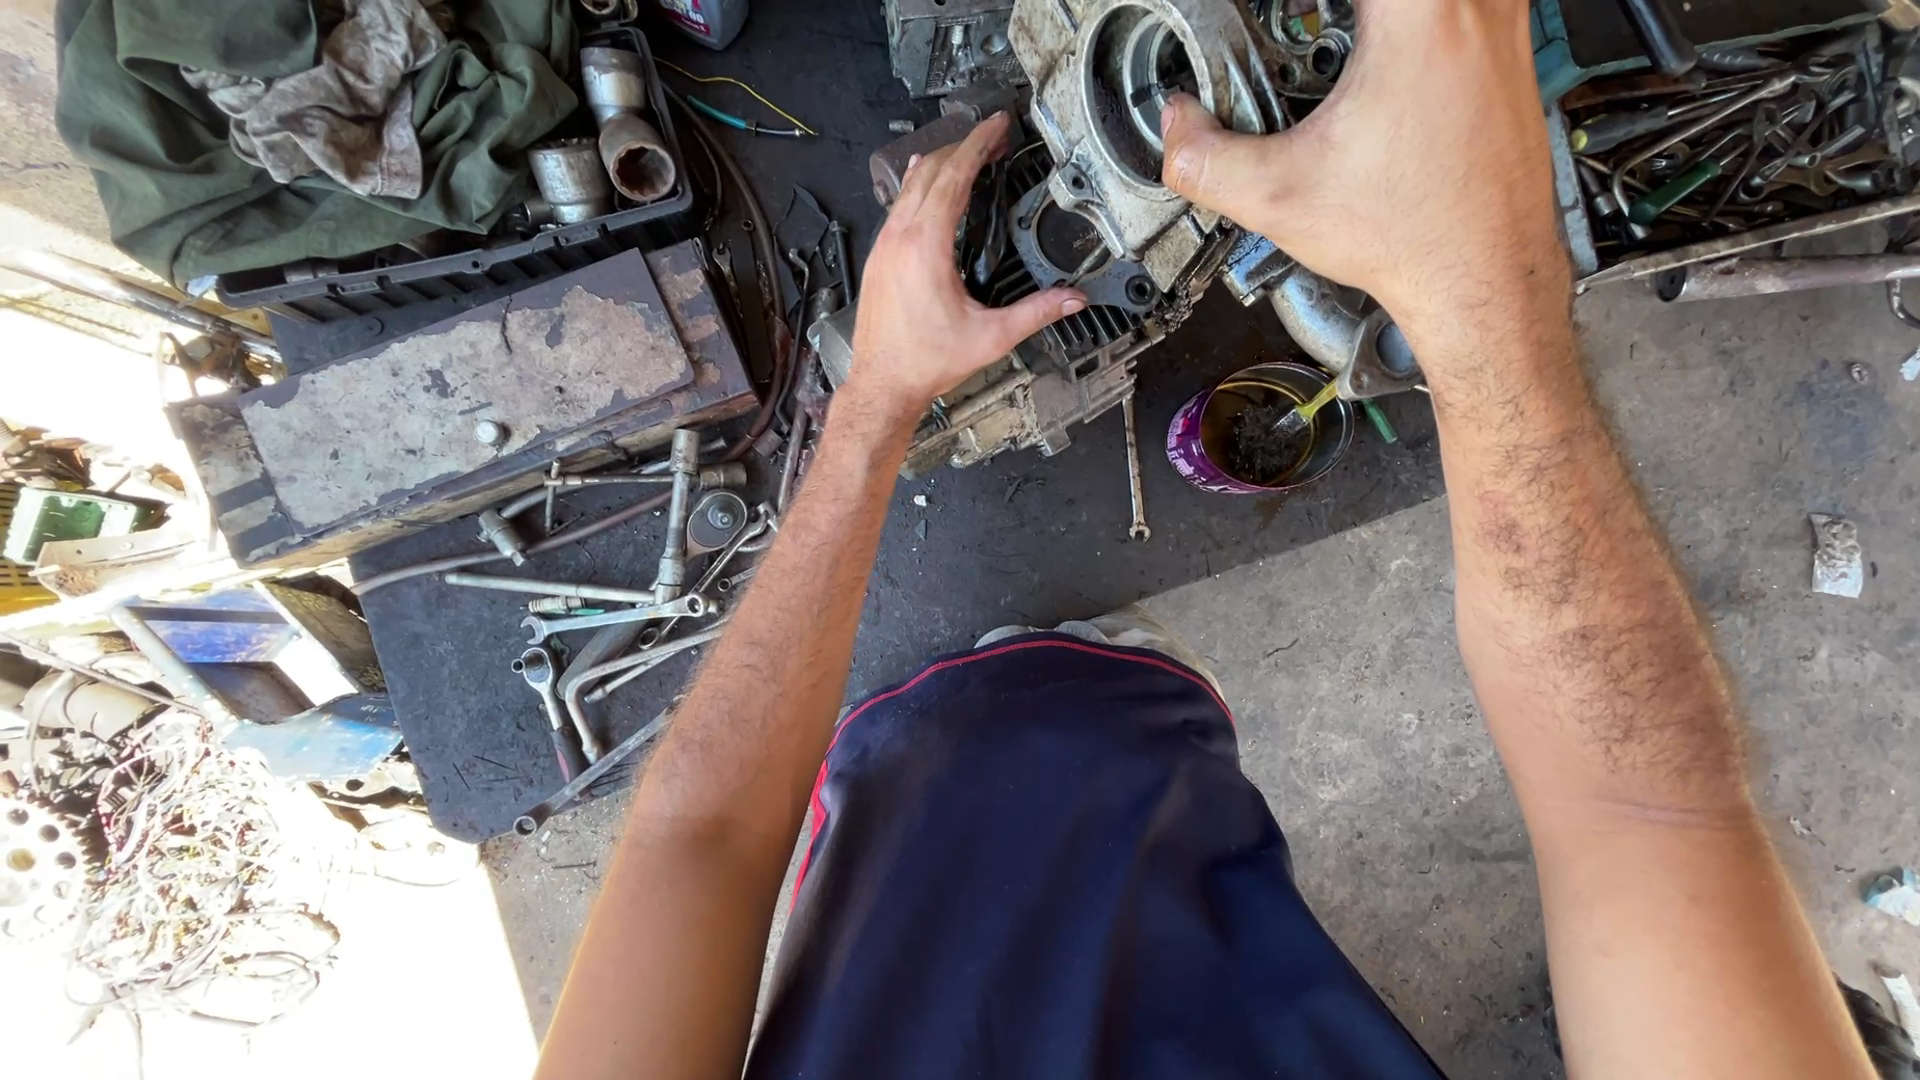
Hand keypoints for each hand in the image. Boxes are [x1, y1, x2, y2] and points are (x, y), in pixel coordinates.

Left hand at [845, 112, 1085, 418]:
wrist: (882, 385)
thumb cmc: (924, 362)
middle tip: (991, 139)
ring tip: (964, 153)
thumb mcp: (991, 337)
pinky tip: (922, 183)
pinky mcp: (877, 260)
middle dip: (963, 147)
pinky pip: (896, 207)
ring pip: (908, 187)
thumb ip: (1036, 313)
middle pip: (930, 171)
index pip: (954, 176)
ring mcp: (883, 247)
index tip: (996, 126)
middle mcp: (899, 238)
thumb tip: (1072, 299)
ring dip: (938, 164)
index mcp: (926, 246)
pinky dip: (916, 187)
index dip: (979, 144)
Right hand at [1159, 0, 1568, 350]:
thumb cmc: (1413, 235)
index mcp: (1418, 13)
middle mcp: (1472, 1)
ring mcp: (1499, 18)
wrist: (1479, 270)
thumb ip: (1206, 160)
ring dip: (1354, 21)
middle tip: (1287, 32)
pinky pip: (1443, 7)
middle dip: (1314, 14)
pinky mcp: (1506, 46)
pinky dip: (1397, 28)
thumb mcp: (1278, 199)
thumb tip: (1178, 130)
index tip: (1262, 21)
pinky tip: (1366, 73)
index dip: (1286, 5)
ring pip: (1410, 1)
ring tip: (1326, 55)